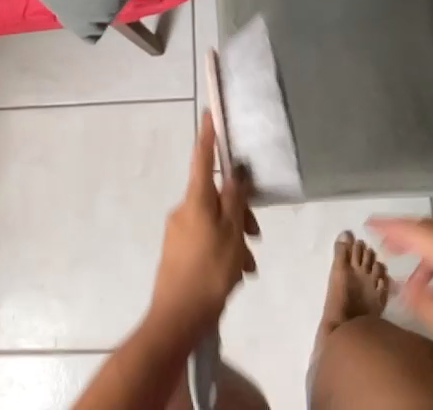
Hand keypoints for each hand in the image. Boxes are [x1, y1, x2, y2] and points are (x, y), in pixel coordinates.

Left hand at [147, 116, 258, 338]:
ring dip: (235, 238)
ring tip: (247, 267)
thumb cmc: (209, 272)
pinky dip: (224, 251)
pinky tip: (236, 274)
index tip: (210, 113)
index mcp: (195, 200)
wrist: (176, 319)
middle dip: (240, 212)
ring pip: (215, 222)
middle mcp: (183, 210)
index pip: (203, 159)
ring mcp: (178, 231)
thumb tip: (235, 173)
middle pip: (216, 196)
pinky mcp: (177, 252)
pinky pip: (206, 240)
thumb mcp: (232, 234)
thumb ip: (235, 201)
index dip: (209, 136)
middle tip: (257, 237)